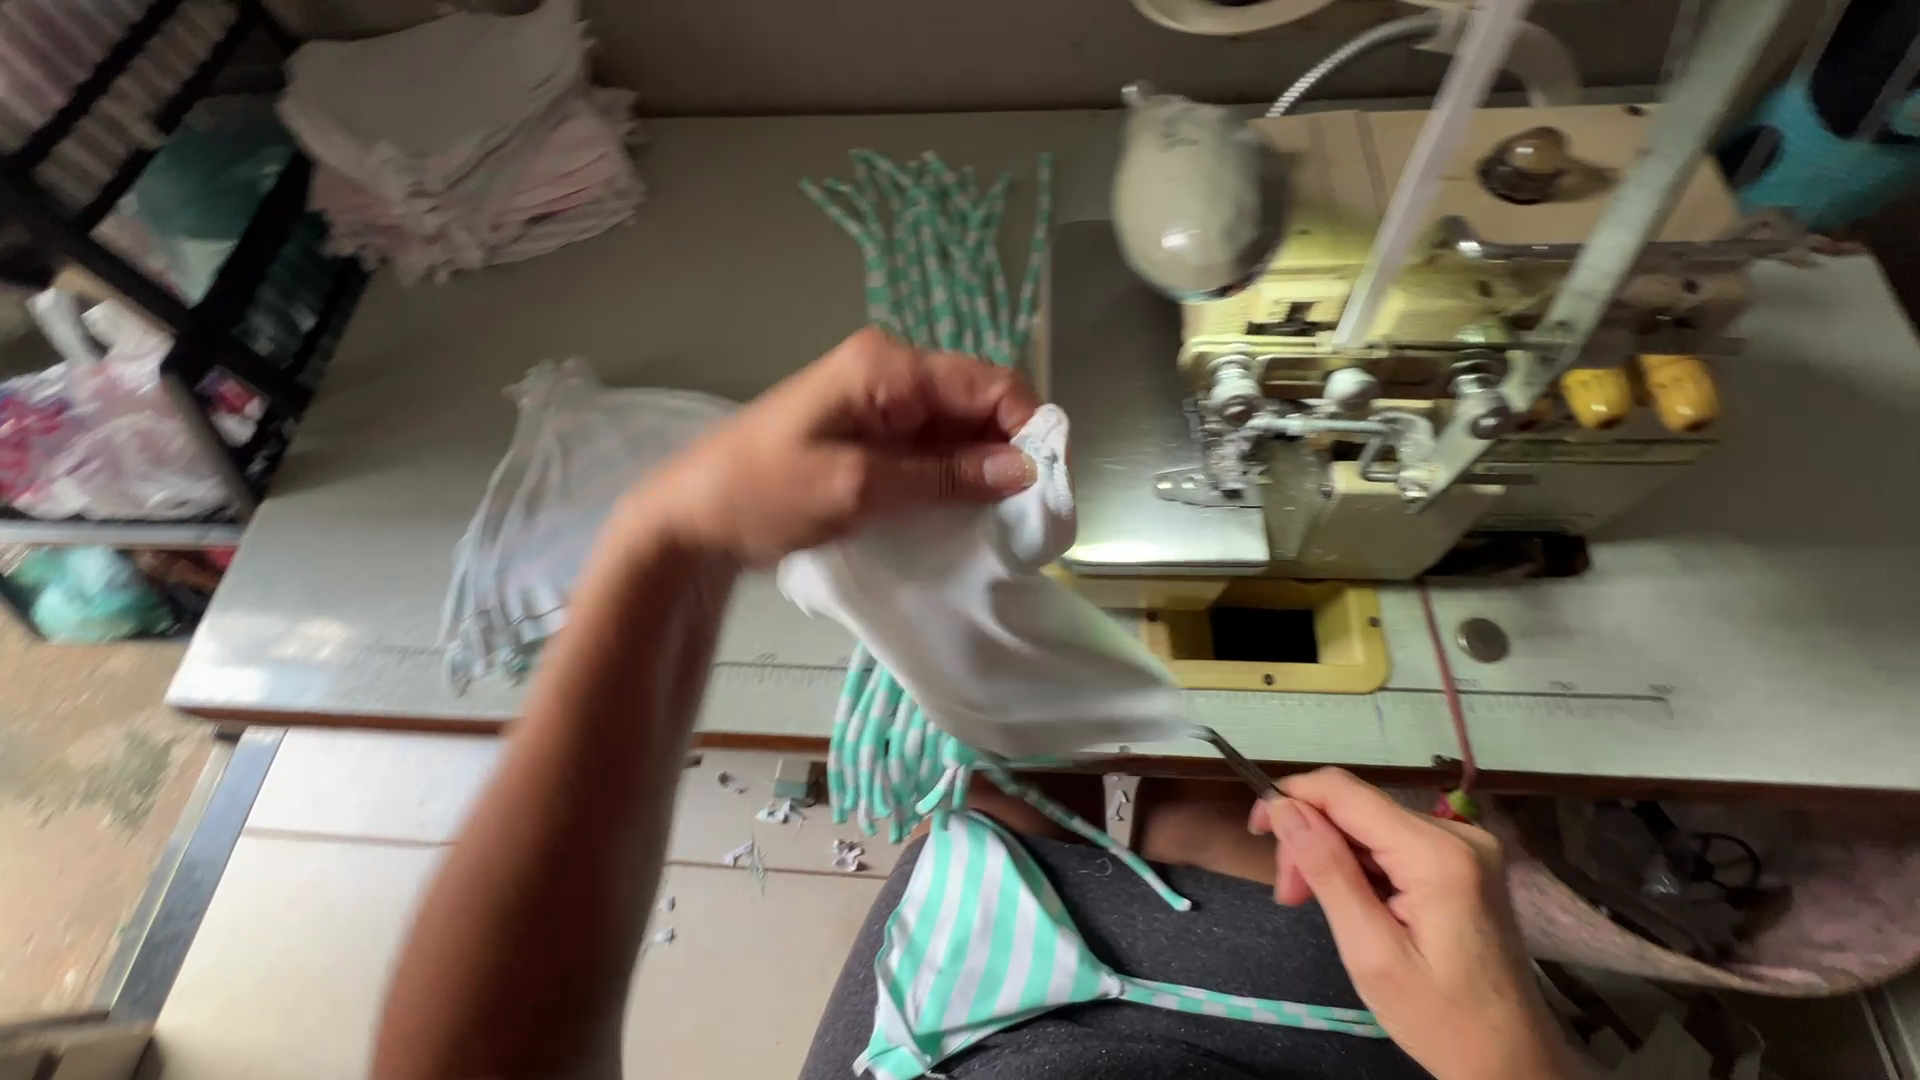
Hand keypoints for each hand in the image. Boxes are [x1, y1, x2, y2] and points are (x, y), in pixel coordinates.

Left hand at [640, 327, 1039, 564]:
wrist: (694, 518)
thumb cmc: (763, 493)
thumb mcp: (858, 487)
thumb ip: (944, 476)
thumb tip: (1024, 469)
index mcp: (887, 367)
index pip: (988, 382)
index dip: (1028, 426)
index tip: (1047, 484)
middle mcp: (893, 375)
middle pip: (980, 405)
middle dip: (1010, 454)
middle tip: (1027, 515)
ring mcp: (884, 407)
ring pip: (962, 432)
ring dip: (985, 472)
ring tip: (1002, 523)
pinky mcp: (877, 439)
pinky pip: (936, 452)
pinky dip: (956, 482)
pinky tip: (967, 516)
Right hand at [1250, 769, 1585, 1079]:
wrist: (1516, 1065)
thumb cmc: (1442, 1021)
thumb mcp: (1371, 952)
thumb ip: (1328, 871)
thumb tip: (1283, 807)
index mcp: (1436, 854)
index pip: (1343, 791)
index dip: (1289, 797)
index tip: (1257, 831)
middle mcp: (1456, 834)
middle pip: (1352, 806)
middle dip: (1309, 839)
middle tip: (1290, 895)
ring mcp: (1464, 845)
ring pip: (1365, 821)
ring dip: (1328, 853)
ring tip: (1312, 901)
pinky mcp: (1462, 859)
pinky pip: (1388, 838)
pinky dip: (1356, 862)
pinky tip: (1348, 899)